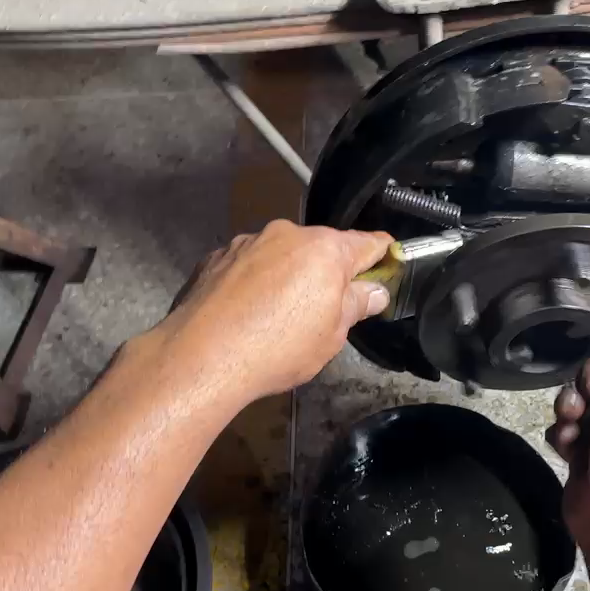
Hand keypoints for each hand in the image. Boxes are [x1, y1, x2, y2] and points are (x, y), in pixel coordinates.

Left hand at [139, 220, 392, 405]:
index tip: (387, 269)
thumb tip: (374, 291)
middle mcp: (287, 234)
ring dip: (287, 276)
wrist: (202, 356)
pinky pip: (248, 265)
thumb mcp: (331, 336)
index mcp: (325, 249)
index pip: (368, 244)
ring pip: (281, 255)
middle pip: (321, 249)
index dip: (382, 258)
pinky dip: (253, 282)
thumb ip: (356, 305)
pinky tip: (246, 314)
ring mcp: (247, 242)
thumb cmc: (278, 349)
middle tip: (324, 311)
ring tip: (276, 318)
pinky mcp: (216, 257)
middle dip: (327, 273)